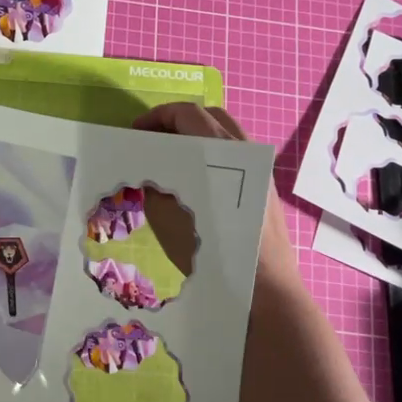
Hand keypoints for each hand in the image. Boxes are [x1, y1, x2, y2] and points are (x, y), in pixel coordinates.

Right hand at [131, 103, 297, 291]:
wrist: (260, 288)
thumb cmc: (206, 248)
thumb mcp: (164, 213)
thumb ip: (154, 180)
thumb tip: (149, 169)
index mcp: (220, 148)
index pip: (186, 112)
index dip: (155, 116)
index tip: (134, 133)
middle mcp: (245, 151)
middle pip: (209, 118)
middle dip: (176, 123)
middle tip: (152, 141)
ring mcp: (261, 170)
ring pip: (225, 138)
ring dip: (196, 141)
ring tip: (172, 163)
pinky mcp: (266, 190)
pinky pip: (235, 159)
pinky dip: (212, 159)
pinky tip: (195, 185)